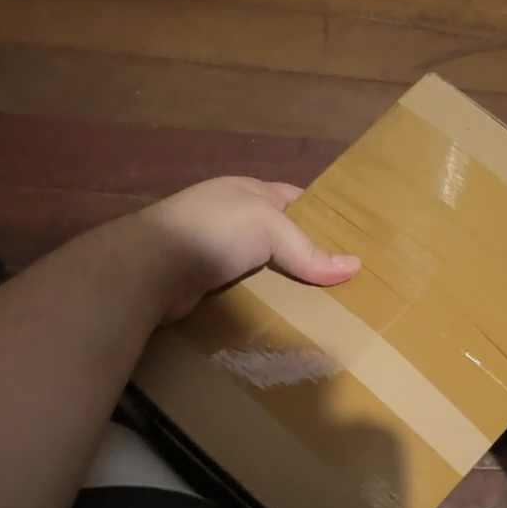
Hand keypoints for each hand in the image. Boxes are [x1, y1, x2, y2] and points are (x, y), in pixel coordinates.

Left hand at [119, 177, 359, 320]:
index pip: (295, 199)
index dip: (322, 215)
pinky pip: (244, 290)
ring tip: (320, 303)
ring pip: (263, 267)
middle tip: (341, 280)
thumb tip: (354, 268)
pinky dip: (262, 300)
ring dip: (284, 283)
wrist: (151, 267)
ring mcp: (216, 250)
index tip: (350, 240)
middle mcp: (232, 217)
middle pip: (280, 236)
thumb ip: (308, 249)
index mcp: (248, 192)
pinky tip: (282, 315)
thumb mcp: (269, 227)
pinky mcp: (205, 282)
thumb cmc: (213, 231)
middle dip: (306, 254)